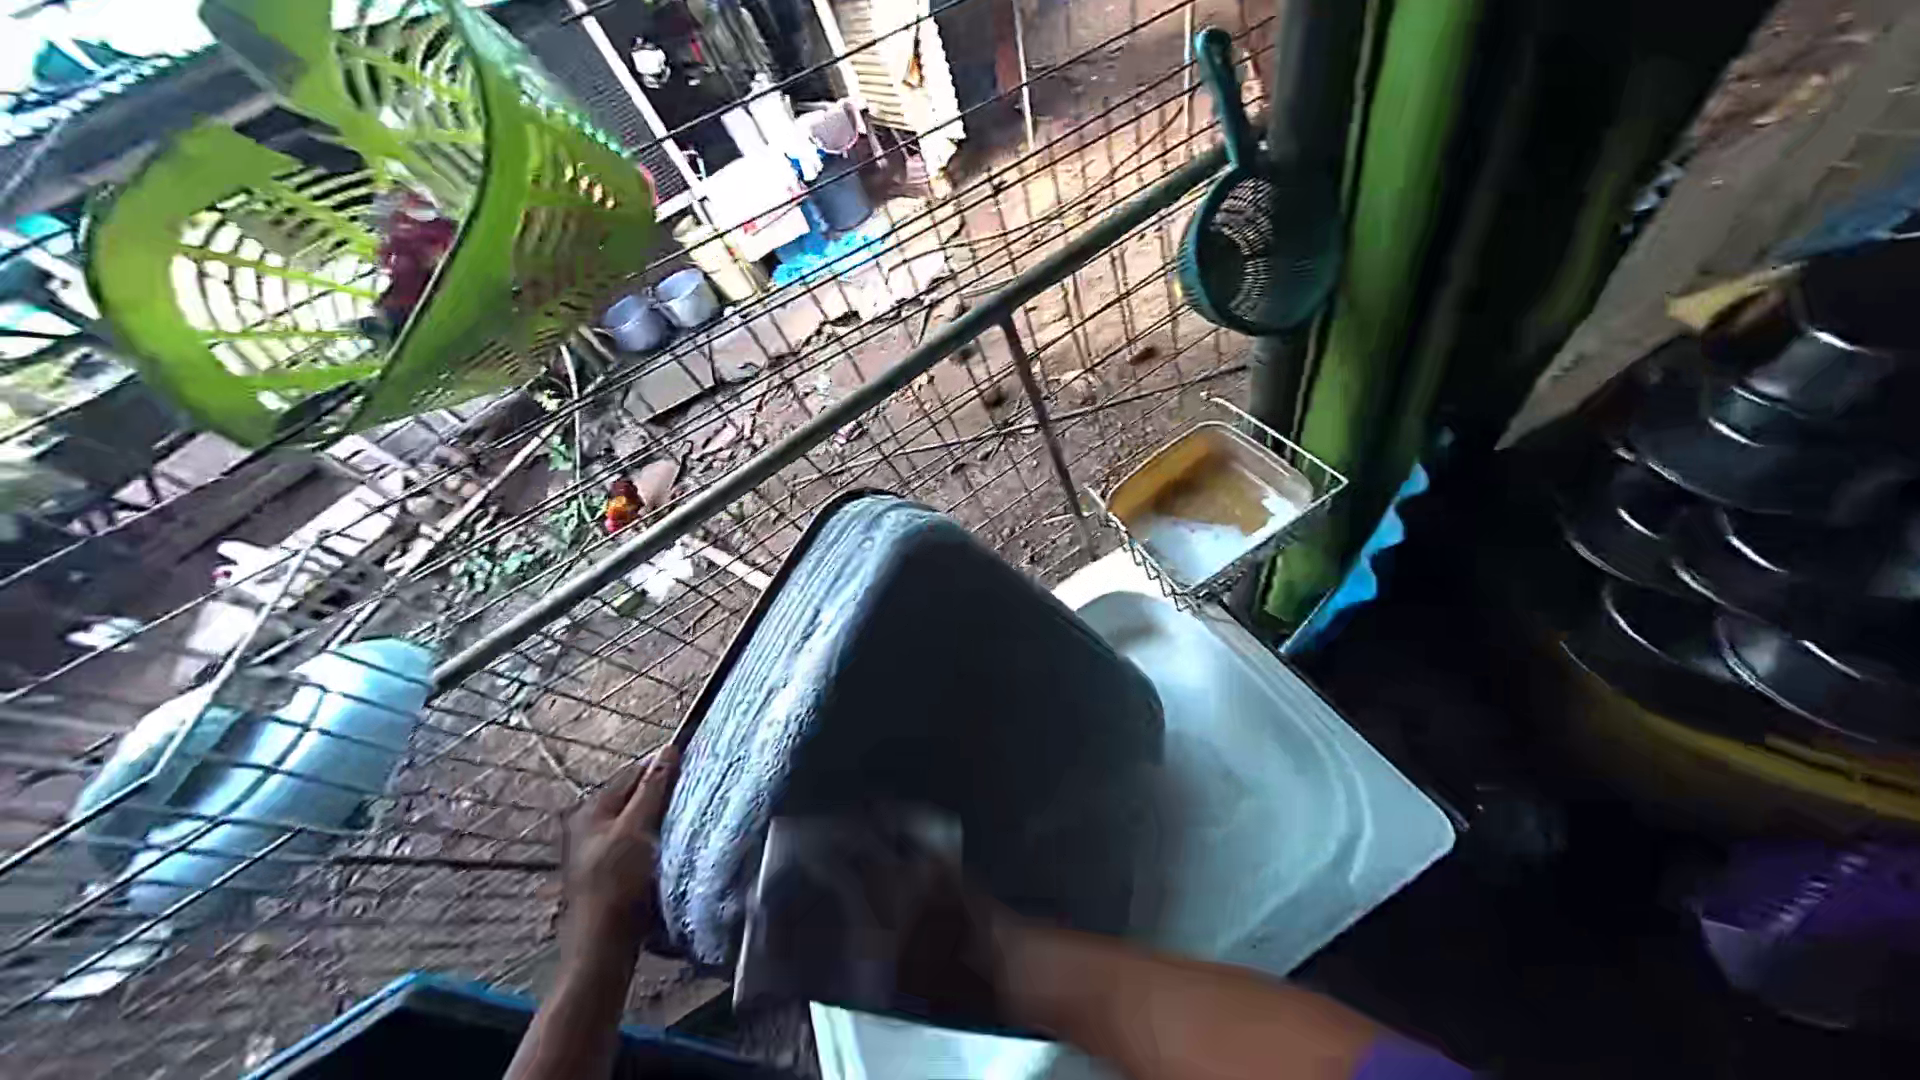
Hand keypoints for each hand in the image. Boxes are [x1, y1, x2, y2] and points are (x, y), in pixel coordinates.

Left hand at [558, 745, 679, 962]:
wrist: (603, 948)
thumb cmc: (617, 885)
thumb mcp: (636, 830)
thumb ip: (652, 789)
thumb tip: (668, 749)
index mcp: (591, 810)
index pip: (634, 772)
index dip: (663, 766)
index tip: (694, 766)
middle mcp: (591, 825)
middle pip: (636, 794)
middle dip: (664, 791)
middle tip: (694, 792)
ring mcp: (601, 848)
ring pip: (641, 817)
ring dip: (663, 814)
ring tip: (688, 815)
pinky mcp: (614, 868)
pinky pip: (641, 837)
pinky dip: (658, 835)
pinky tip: (674, 841)